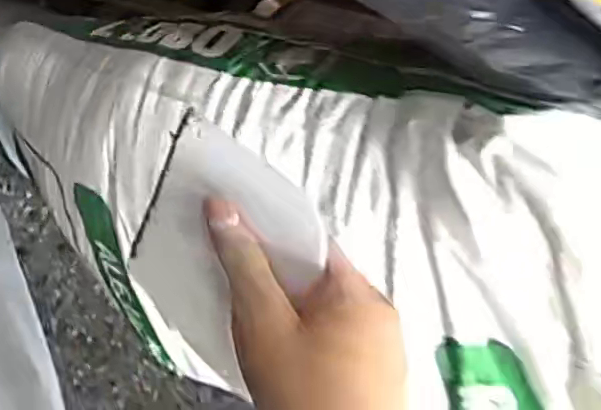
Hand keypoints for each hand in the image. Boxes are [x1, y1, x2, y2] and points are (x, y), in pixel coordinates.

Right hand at [206, 197, 405, 409]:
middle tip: (222, 249)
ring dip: (272, 287)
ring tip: (237, 287)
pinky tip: (259, 321)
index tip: (224, 210)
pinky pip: (317, 321)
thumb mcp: (262, 318)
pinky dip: (286, 313)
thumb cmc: (306, 393)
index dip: (262, 219)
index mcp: (363, 297)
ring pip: (310, 294)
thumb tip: (222, 208)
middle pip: (307, 265)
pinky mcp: (363, 371)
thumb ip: (242, 259)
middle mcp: (378, 317)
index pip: (306, 235)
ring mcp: (375, 348)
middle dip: (263, 257)